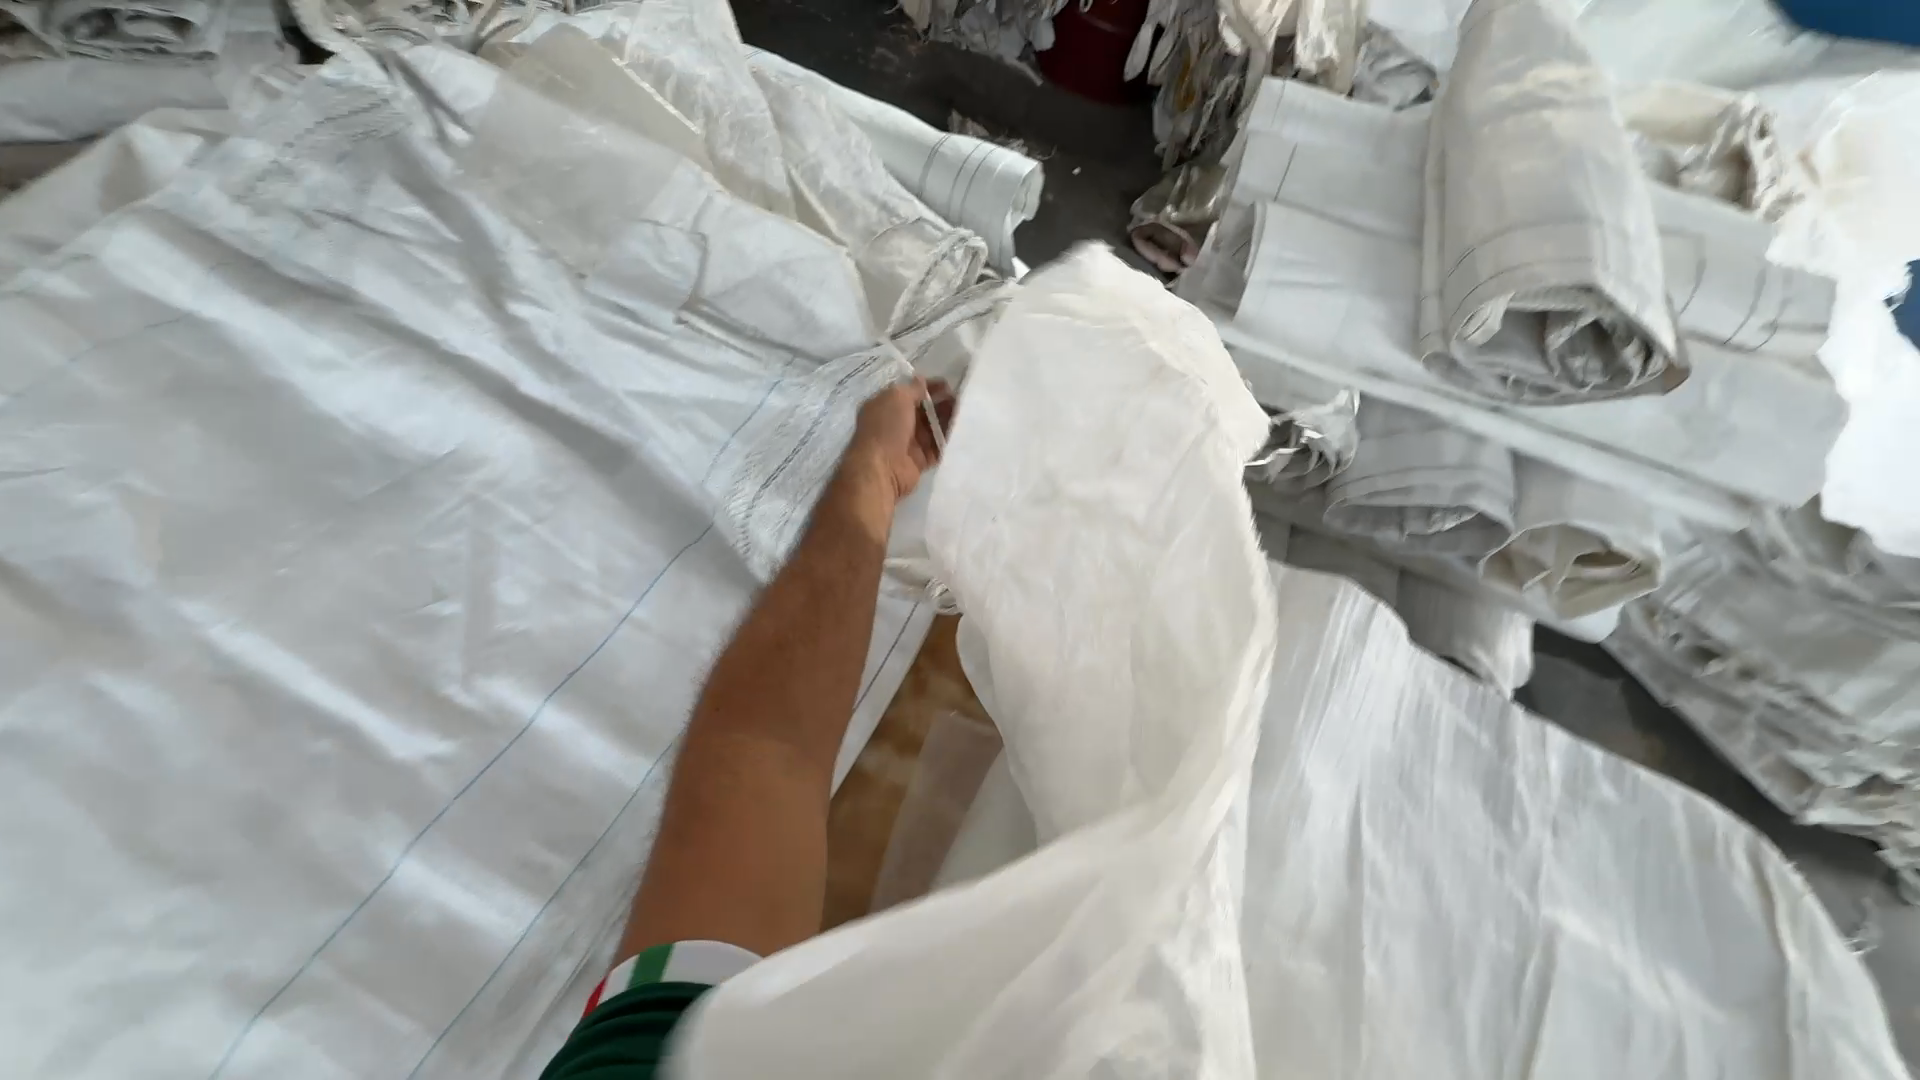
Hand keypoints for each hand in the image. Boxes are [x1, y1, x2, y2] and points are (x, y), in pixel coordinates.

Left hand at [846, 376, 954, 503]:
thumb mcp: (897, 398)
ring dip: (947, 421)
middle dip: (941, 404)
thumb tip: (921, 379)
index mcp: (886, 405)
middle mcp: (896, 423)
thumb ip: (912, 389)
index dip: (928, 387)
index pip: (910, 392)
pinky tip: (963, 434)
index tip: (948, 385)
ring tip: (966, 415)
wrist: (882, 469)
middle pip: (923, 411)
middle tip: (962, 400)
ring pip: (932, 429)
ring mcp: (907, 443)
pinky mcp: (919, 461)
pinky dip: (948, 442)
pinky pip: (937, 448)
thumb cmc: (886, 428)